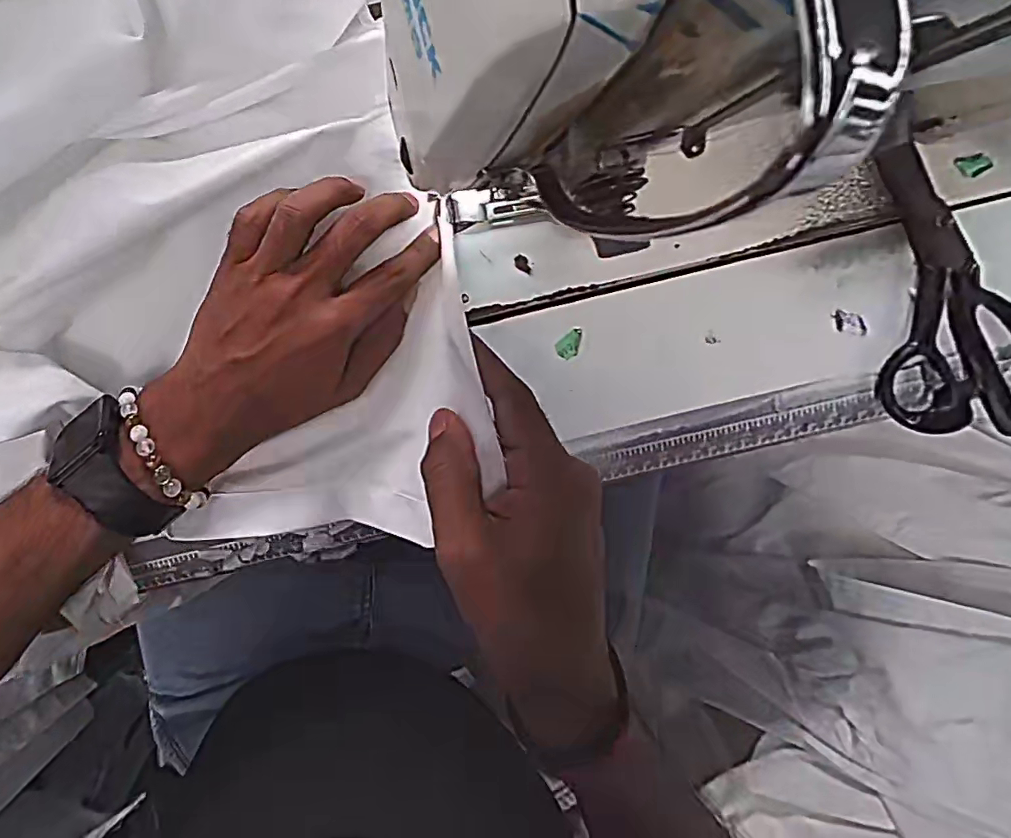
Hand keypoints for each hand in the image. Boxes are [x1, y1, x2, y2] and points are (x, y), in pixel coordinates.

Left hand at [137, 178, 441, 489]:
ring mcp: (263, 276)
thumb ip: (379, 343)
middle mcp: (299, 293)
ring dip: (332, 191)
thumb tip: (401, 305)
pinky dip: (275, 200)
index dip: (419, 252)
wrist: (214, 404)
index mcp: (331, 325)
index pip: (390, 276)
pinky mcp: (233, 268)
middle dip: (389, 209)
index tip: (428, 239)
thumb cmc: (272, 400)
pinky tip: (294, 200)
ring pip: (299, 212)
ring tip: (352, 189)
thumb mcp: (343, 386)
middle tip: (400, 206)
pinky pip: (251, 219)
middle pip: (354, 230)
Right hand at [422, 337, 616, 754]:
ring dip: (487, 426)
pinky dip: (499, 453)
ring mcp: (575, 493)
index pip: (514, 400)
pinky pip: (528, 464)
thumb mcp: (462, 545)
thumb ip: (449, 476)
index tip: (457, 335)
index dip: (485, 365)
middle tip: (436, 372)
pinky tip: (469, 460)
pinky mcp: (569, 510)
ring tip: (442, 412)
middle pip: (520, 417)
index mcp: (548, 474)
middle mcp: (571, 473)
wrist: (560, 674)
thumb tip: (445, 419)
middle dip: (479, 392)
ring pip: (523, 442)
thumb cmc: (510, 611)